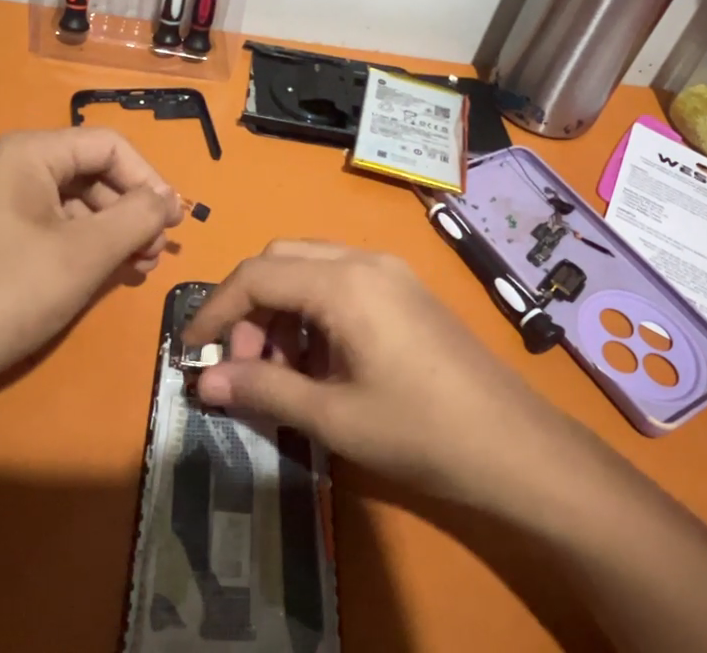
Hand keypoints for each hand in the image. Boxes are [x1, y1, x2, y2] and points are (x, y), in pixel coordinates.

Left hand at [0, 128, 181, 396]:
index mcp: (28, 154)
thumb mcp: (85, 253)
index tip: (174, 224)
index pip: (110, 145)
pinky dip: (83, 250)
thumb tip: (170, 199)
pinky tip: (101, 279)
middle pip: (92, 172)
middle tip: (155, 255)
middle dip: (132, 211)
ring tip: (136, 271)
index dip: (150, 179)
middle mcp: (9, 170)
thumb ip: (138, 217)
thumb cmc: (6, 294)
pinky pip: (49, 232)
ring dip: (112, 234)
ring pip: (74, 206)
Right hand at [183, 241, 564, 504]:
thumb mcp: (332, 417)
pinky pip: (343, 284)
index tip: (192, 349)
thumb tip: (204, 382)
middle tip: (245, 365)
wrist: (514, 445)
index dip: (216, 310)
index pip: (257, 275)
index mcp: (344, 283)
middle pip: (283, 260)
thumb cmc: (419, 431)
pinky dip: (314, 313)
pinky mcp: (408, 293)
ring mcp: (392, 274)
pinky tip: (320, 365)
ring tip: (282, 373)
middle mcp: (366, 262)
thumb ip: (263, 391)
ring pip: (313, 270)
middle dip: (251, 307)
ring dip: (283, 311)